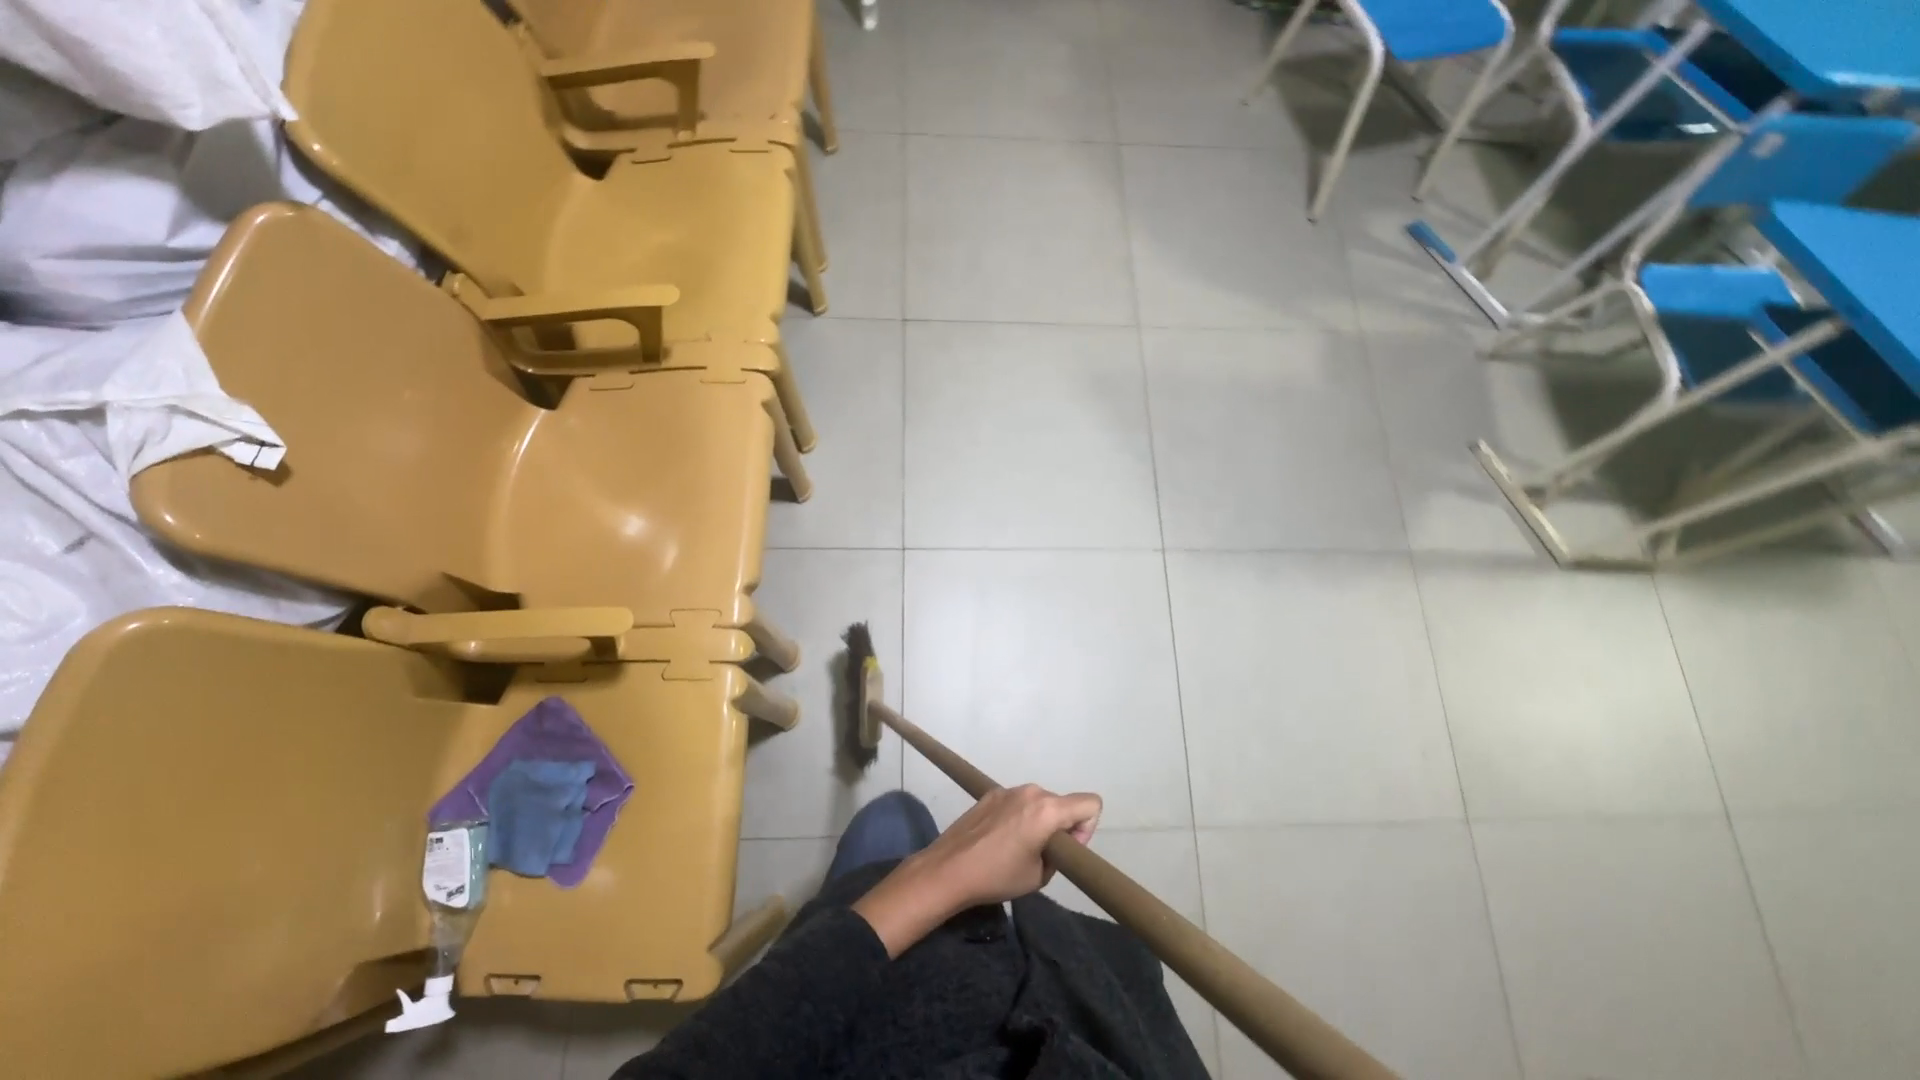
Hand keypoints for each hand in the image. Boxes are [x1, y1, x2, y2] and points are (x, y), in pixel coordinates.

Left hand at [852, 785, 1101, 956]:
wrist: (948, 869)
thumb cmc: (997, 876)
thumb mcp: (1040, 875)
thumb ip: (1059, 854)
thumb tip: (1056, 844)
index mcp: (1047, 810)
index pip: (1091, 804)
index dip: (1087, 829)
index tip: (1066, 850)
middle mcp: (1030, 791)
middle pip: (1063, 803)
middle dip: (1061, 826)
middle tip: (1042, 854)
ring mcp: (1007, 790)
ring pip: (1040, 802)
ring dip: (1039, 821)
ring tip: (1018, 848)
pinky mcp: (989, 794)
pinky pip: (1018, 802)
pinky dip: (1019, 817)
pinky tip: (1000, 839)